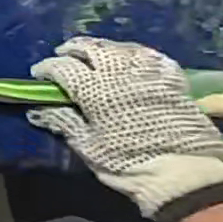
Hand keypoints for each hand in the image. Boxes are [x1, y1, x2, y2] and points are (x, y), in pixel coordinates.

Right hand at [26, 37, 222, 221]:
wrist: (184, 174)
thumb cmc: (127, 161)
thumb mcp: (87, 145)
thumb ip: (63, 122)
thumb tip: (37, 111)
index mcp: (94, 91)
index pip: (63, 67)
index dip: (46, 68)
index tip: (38, 75)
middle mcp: (120, 76)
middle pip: (94, 49)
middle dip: (74, 48)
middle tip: (64, 53)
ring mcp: (150, 78)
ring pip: (124, 49)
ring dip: (106, 47)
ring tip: (97, 52)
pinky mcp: (174, 85)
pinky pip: (156, 59)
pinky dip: (140, 54)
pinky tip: (134, 58)